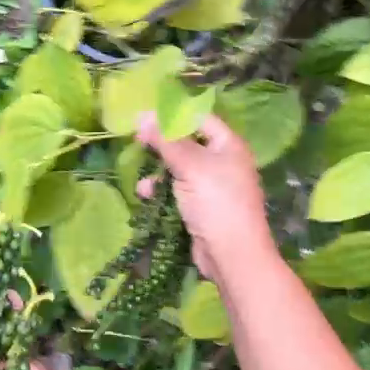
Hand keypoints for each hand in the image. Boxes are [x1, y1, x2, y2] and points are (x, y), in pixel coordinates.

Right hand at [137, 112, 274, 282]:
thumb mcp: (189, 166)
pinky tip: (147, 196)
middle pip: (187, 143)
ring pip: (179, 168)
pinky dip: (162, 190)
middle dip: (162, 145)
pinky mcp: (201, 206)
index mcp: (228, 144)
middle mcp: (222, 161)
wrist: (232, 256)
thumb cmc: (216, 201)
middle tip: (137, 142)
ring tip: (143, 182)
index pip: (199, 117)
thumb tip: (142, 114)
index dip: (173, 114)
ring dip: (158, 172)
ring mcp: (212, 185)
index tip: (145, 115)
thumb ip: (165, 140)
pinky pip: (178, 190)